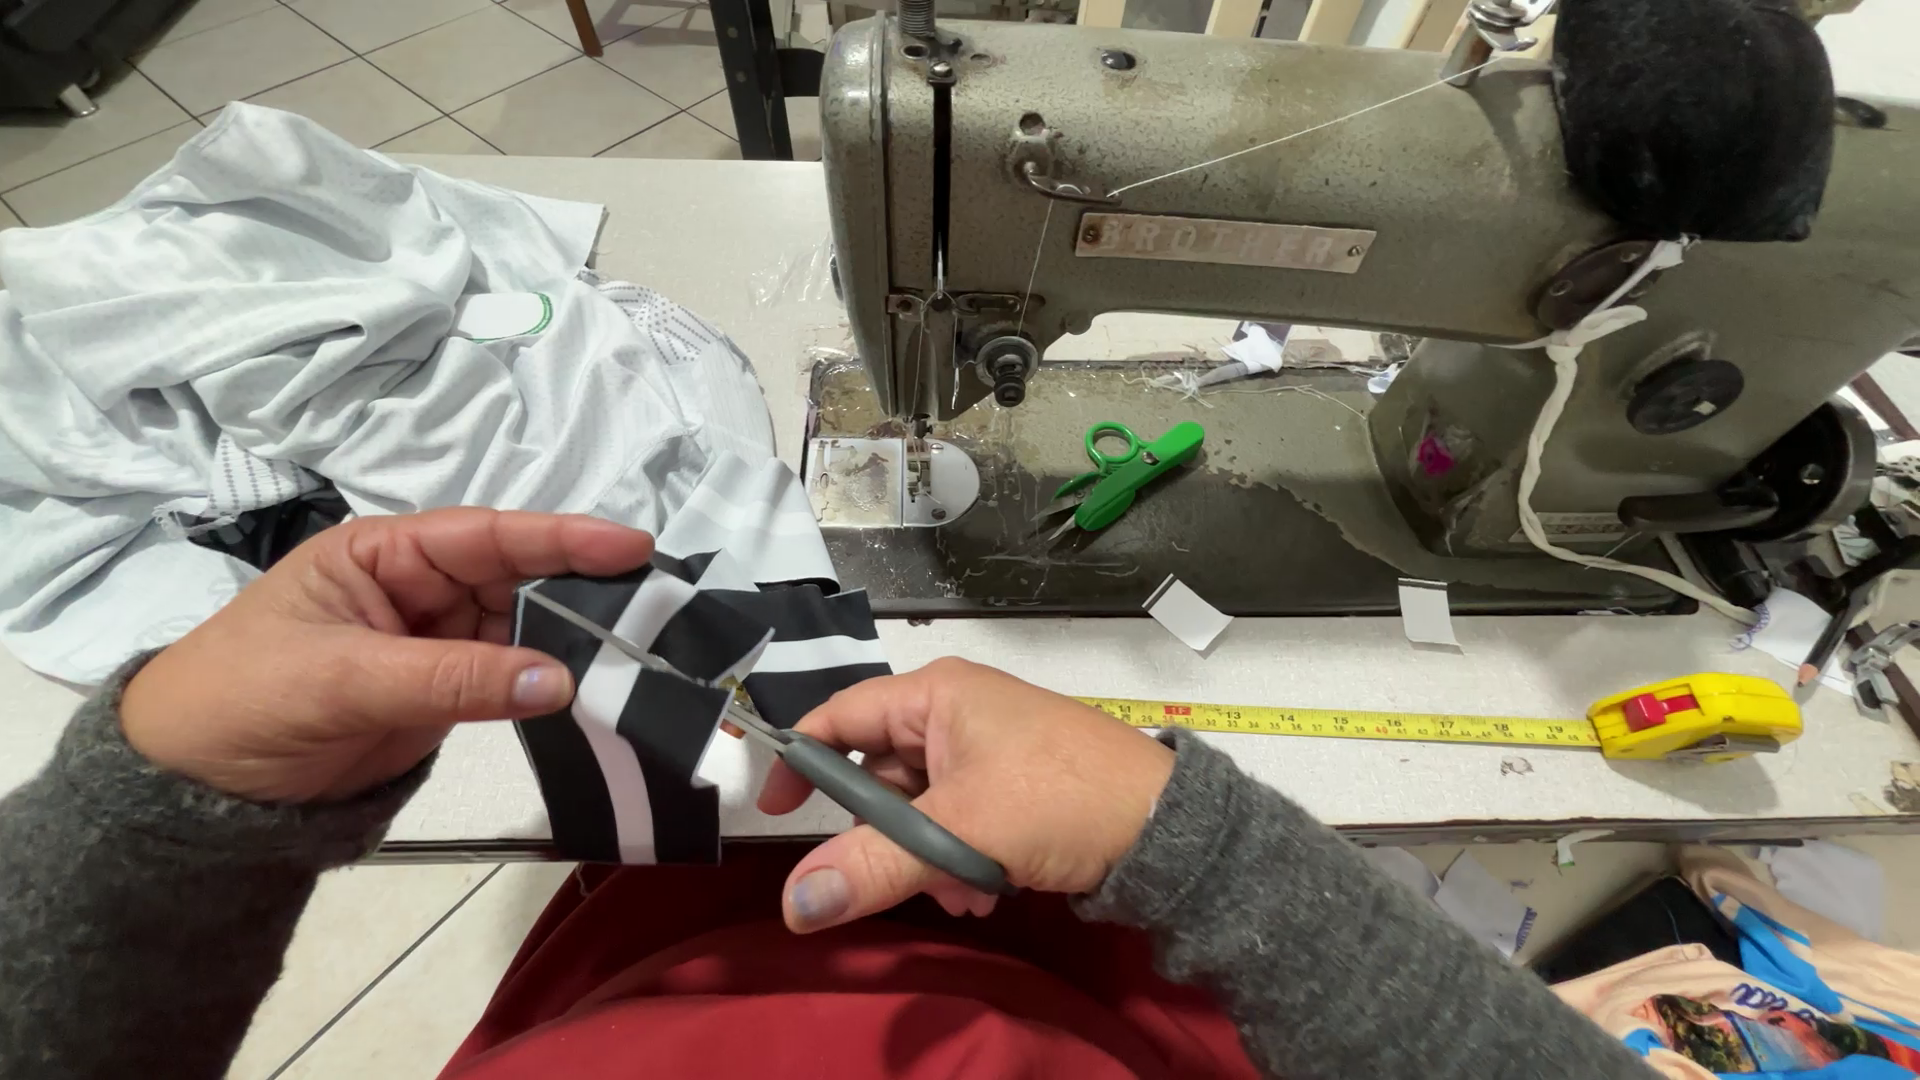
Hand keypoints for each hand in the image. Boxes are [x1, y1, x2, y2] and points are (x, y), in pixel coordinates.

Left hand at [120, 509, 652, 802]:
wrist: (198, 798)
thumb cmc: (239, 704)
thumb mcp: (342, 680)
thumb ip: (456, 678)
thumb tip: (564, 679)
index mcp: (387, 555)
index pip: (488, 535)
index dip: (563, 538)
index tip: (632, 546)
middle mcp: (426, 586)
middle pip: (523, 575)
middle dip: (585, 583)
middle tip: (655, 597)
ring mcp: (447, 636)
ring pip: (531, 623)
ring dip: (579, 634)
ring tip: (642, 641)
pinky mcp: (458, 683)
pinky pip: (521, 671)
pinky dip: (558, 677)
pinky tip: (599, 679)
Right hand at [756, 657, 1174, 932]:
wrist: (1164, 826)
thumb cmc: (1057, 798)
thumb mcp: (960, 829)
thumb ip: (873, 864)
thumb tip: (793, 903)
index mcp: (936, 694)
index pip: (842, 715)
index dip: (801, 759)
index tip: (777, 814)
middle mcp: (954, 711)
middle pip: (879, 771)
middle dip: (886, 834)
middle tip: (905, 875)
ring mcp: (984, 748)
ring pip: (918, 805)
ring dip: (927, 857)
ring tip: (966, 893)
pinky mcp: (1008, 782)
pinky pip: (954, 818)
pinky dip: (958, 857)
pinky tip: (986, 892)